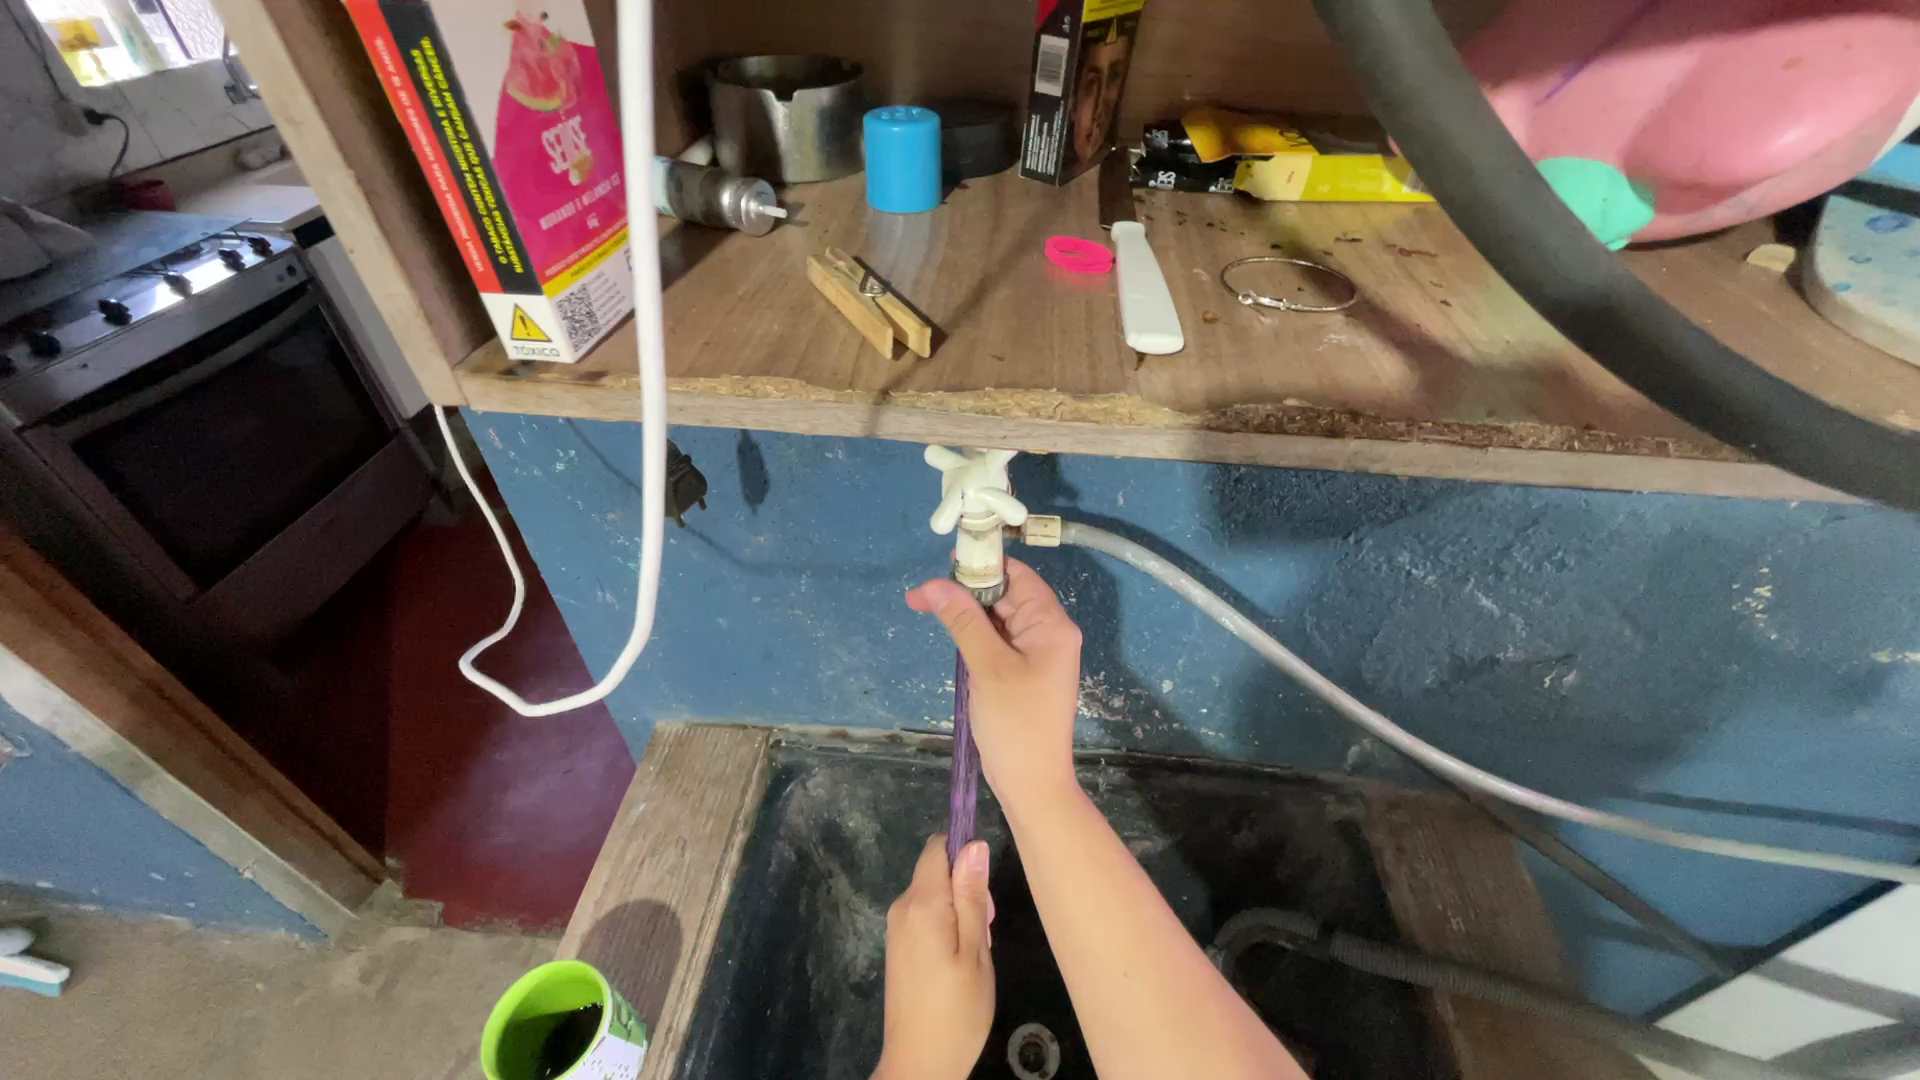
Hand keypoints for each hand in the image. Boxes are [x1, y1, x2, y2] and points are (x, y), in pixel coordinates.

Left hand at [874, 835, 994, 1079]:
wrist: (918, 1066)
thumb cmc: (956, 1011)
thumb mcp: (976, 951)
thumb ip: (973, 896)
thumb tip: (974, 844)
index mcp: (922, 903)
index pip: (937, 847)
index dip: (963, 853)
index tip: (984, 887)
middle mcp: (903, 906)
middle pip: (937, 871)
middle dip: (966, 887)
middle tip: (986, 931)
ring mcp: (897, 927)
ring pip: (933, 894)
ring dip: (959, 910)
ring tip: (975, 952)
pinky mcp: (898, 946)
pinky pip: (925, 916)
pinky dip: (946, 926)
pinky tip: (959, 962)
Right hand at [907, 559, 1081, 807]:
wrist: (1032, 784)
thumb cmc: (1016, 723)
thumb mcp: (987, 667)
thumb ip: (962, 620)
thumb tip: (934, 583)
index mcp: (1052, 624)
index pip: (1018, 576)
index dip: (983, 565)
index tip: (944, 563)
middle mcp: (1048, 632)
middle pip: (1006, 594)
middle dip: (965, 590)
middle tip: (921, 594)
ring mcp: (1036, 653)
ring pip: (998, 617)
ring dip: (965, 612)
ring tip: (924, 606)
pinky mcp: (1023, 670)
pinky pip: (997, 639)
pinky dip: (973, 633)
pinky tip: (948, 630)